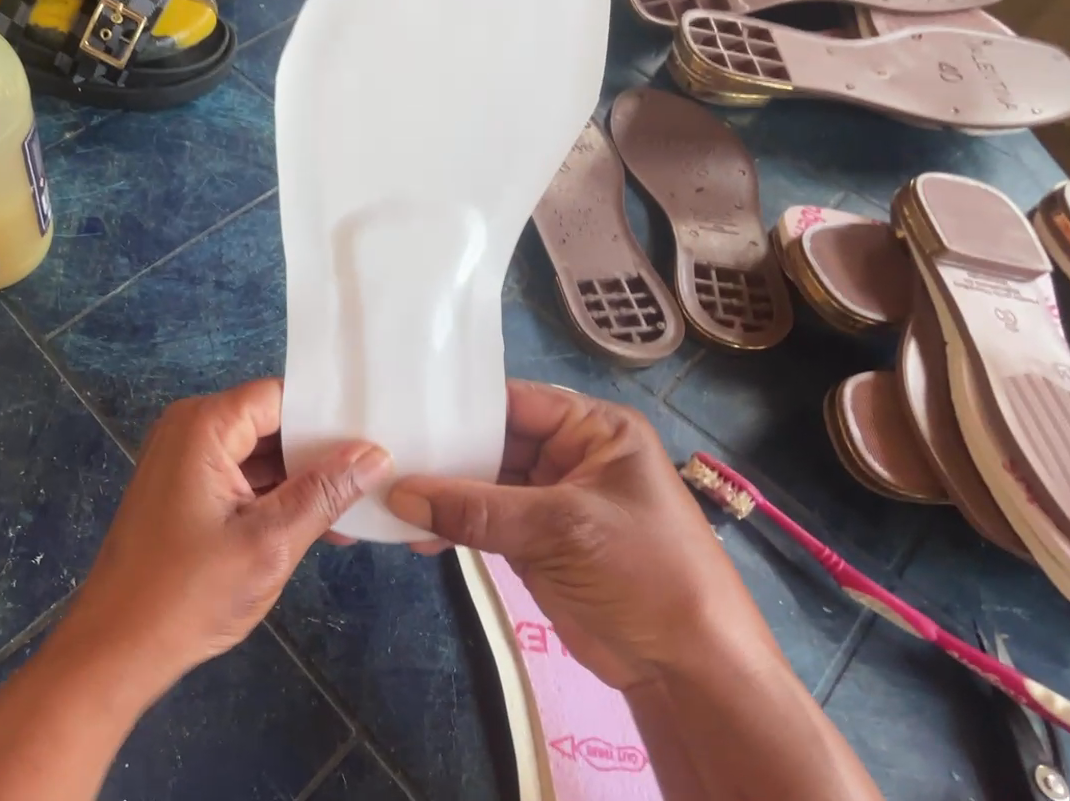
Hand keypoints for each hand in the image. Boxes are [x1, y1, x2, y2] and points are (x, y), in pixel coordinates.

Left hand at [56, 378, 391, 690]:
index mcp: (204, 426)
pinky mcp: (185, 490)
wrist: (117, 647)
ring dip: (304, 480)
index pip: (280, 396)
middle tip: (383, 470)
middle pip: (271, 422)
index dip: (328, 413)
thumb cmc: (190, 593)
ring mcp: (185, 461)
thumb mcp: (269, 543)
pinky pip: (242, 478)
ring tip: (365, 504)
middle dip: (321, 450)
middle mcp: (190, 430)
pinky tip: (323, 525)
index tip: (379, 431)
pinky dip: (277, 497)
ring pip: (260, 453)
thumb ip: (324, 493)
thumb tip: (374, 453)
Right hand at [384, 380, 776, 689]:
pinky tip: (413, 534)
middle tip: (382, 453)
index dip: (458, 404)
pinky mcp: (532, 539)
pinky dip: (450, 527)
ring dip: (439, 494)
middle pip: (490, 440)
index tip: (400, 407)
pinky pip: (480, 520)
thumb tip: (397, 496)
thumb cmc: (644, 573)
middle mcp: (568, 454)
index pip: (513, 401)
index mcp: (593, 429)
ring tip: (386, 495)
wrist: (687, 670)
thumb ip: (476, 509)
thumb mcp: (561, 527)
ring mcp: (548, 499)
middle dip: (441, 453)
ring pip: (479, 483)